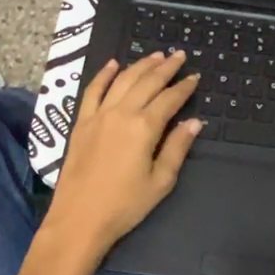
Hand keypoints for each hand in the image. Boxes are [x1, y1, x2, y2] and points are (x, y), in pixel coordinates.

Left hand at [41, 52, 201, 259]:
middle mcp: (122, 113)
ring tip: (155, 55)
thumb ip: (177, 148)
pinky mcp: (81, 123)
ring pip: (122, 80)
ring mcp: (98, 115)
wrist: (79, 218)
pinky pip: (93, 91)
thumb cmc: (125, 205)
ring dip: (140, 65)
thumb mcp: (160, 181)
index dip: (184, 87)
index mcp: (144, 127)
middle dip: (165, 67)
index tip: (195, 77)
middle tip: (179, 55)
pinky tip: (113, 64)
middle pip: (147, 82)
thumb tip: (194, 122)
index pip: (170, 99)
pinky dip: (104, 75)